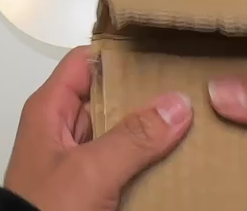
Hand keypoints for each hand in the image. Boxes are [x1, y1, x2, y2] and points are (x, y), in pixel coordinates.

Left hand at [3, 46, 193, 210]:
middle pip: (107, 97)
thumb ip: (134, 137)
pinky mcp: (91, 193)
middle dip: (145, 95)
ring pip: (119, 133)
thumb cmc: (50, 210)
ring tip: (197, 121)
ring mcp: (78, 162)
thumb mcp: (91, 171)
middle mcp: (63, 129)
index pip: (86, 62)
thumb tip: (179, 101)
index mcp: (50, 109)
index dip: (120, 55)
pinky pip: (123, 166)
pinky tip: (180, 161)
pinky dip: (147, 163)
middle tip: (191, 88)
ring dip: (151, 132)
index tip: (163, 52)